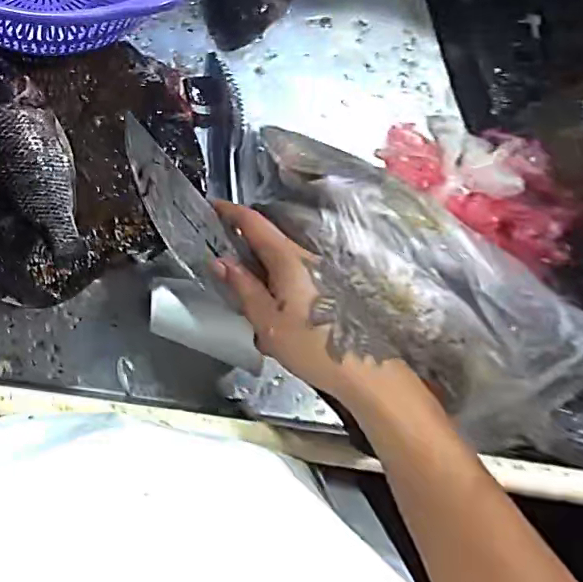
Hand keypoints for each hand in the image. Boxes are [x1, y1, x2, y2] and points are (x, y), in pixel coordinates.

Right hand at [211, 199, 422, 408]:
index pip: (254, 223)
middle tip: (221, 263)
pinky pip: (294, 275)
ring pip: (280, 261)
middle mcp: (306, 258)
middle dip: (243, 247)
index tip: (213, 206)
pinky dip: (276, 284)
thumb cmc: (314, 347)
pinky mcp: (329, 288)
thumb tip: (222, 262)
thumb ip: (243, 288)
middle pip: (267, 240)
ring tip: (248, 300)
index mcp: (288, 258)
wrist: (369, 376)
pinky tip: (273, 315)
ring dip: (260, 271)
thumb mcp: (267, 321)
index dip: (231, 211)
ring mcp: (320, 271)